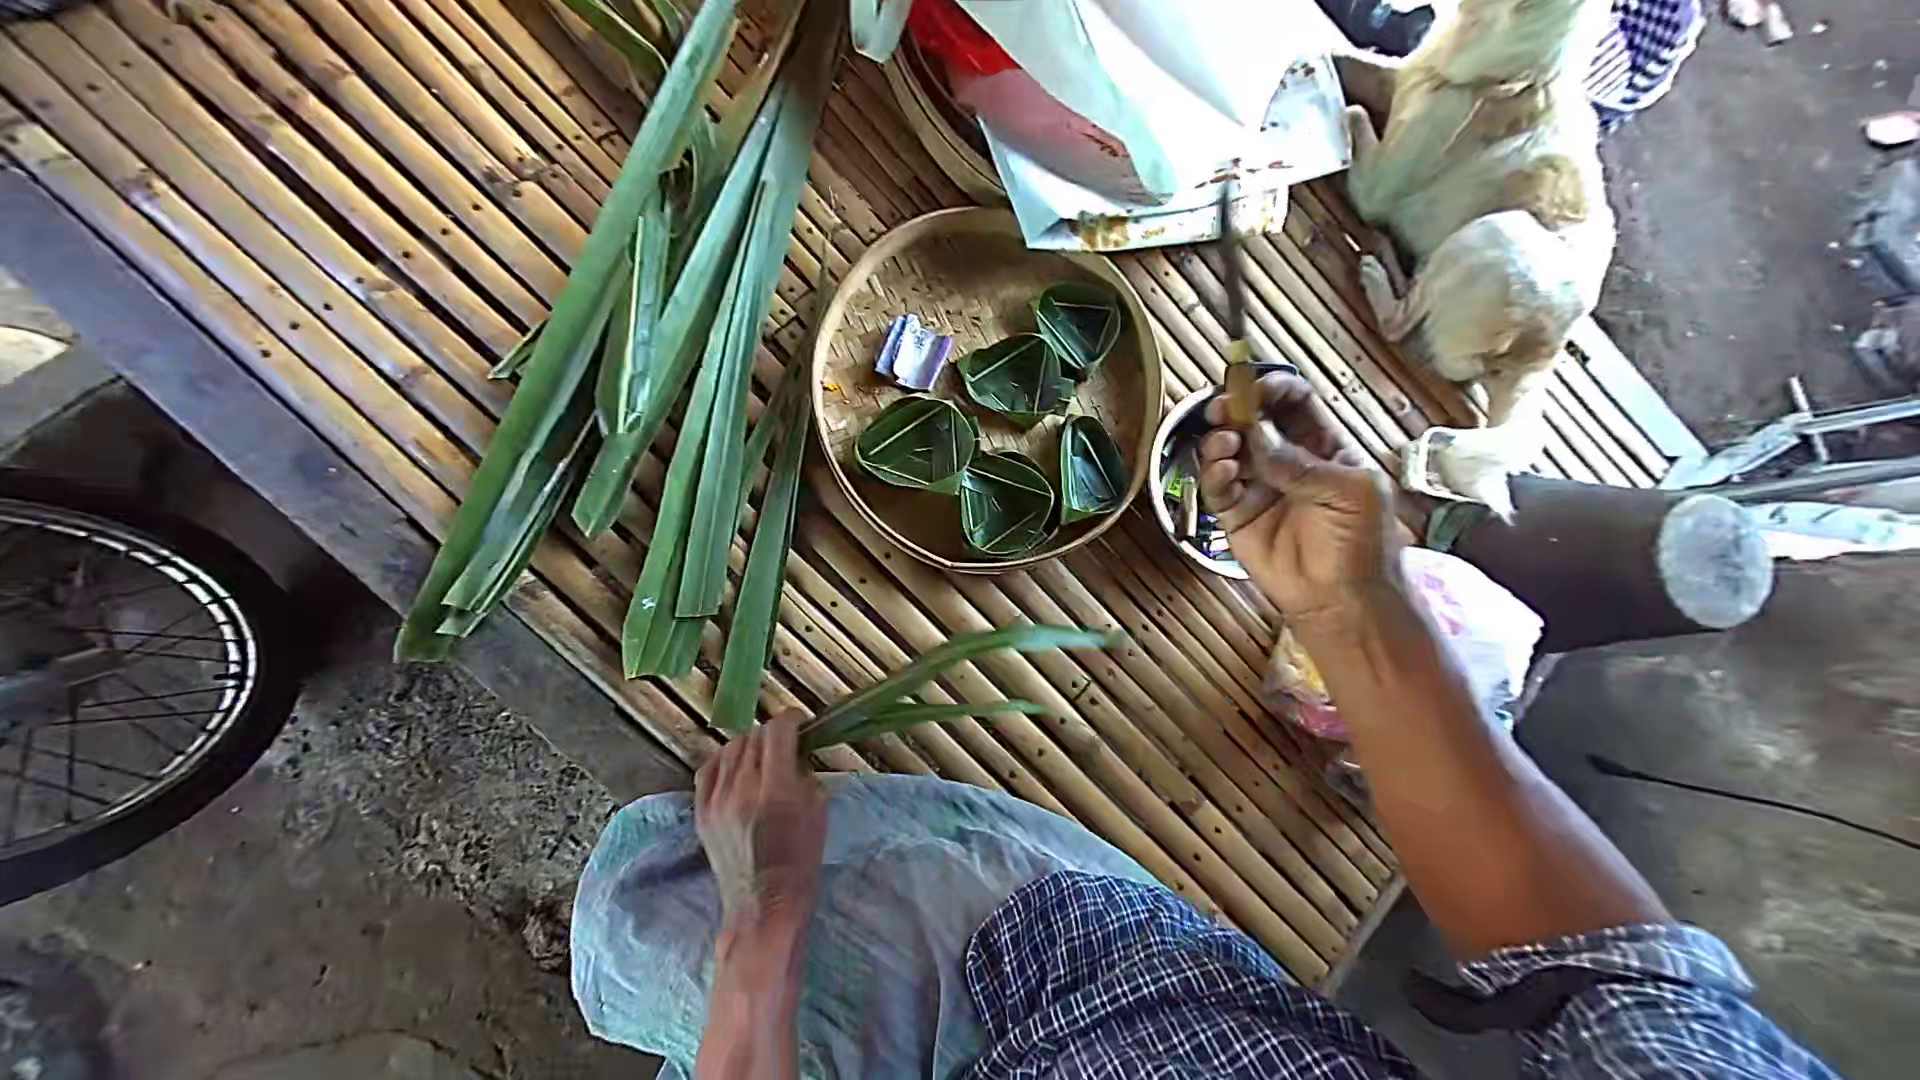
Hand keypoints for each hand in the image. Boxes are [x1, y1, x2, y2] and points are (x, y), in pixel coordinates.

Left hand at [695, 709, 827, 932]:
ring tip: (761, 759)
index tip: (800, 724)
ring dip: (750, 745)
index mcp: (777, 790)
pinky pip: (708, 768)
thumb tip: (795, 751)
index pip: (778, 731)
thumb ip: (806, 773)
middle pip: (755, 736)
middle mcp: (743, 790)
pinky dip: (725, 760)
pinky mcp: (700, 812)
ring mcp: (717, 801)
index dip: (792, 720)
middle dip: (774, 734)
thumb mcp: (819, 811)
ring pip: (731, 747)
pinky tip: (737, 768)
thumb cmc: (801, 861)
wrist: (763, 907)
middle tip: (785, 745)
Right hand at [1197, 372, 1404, 629]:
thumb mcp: (1347, 490)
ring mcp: (1258, 486)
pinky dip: (1214, 474)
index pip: (1294, 403)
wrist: (1340, 598)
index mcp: (1323, 446)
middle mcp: (1286, 460)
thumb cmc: (1360, 541)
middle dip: (1234, 411)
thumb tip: (1253, 433)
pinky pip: (1217, 486)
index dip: (1272, 389)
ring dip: (1220, 442)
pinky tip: (1223, 471)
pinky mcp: (1235, 513)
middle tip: (1219, 410)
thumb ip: (1299, 461)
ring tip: (1225, 446)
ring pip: (1229, 450)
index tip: (1251, 389)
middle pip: (1253, 422)